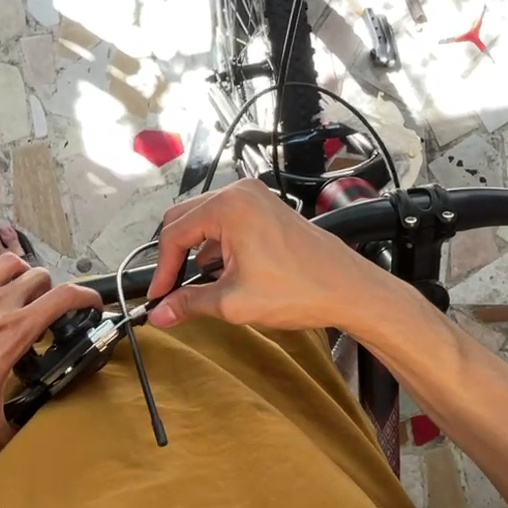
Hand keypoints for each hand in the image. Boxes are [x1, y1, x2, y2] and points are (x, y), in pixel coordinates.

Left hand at [0, 252, 100, 453]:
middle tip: (47, 312)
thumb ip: (4, 439)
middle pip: (38, 275)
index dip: (85, 298)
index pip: (63, 299)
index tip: (93, 305)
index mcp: (15, 330)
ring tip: (19, 291)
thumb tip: (12, 451)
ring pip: (7, 261)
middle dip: (50, 289)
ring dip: (19, 271)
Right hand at [145, 179, 405, 331]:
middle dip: (174, 255)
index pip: (175, 234)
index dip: (162, 268)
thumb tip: (159, 314)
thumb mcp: (233, 302)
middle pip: (184, 218)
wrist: (349, 290)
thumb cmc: (300, 290)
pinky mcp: (266, 208)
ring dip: (194, 249)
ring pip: (204, 218)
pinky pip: (225, 219)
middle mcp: (240, 193)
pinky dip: (214, 243)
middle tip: (170, 288)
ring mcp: (255, 197)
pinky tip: (218, 271)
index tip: (158, 295)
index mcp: (228, 207)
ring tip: (194, 283)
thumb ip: (189, 303)